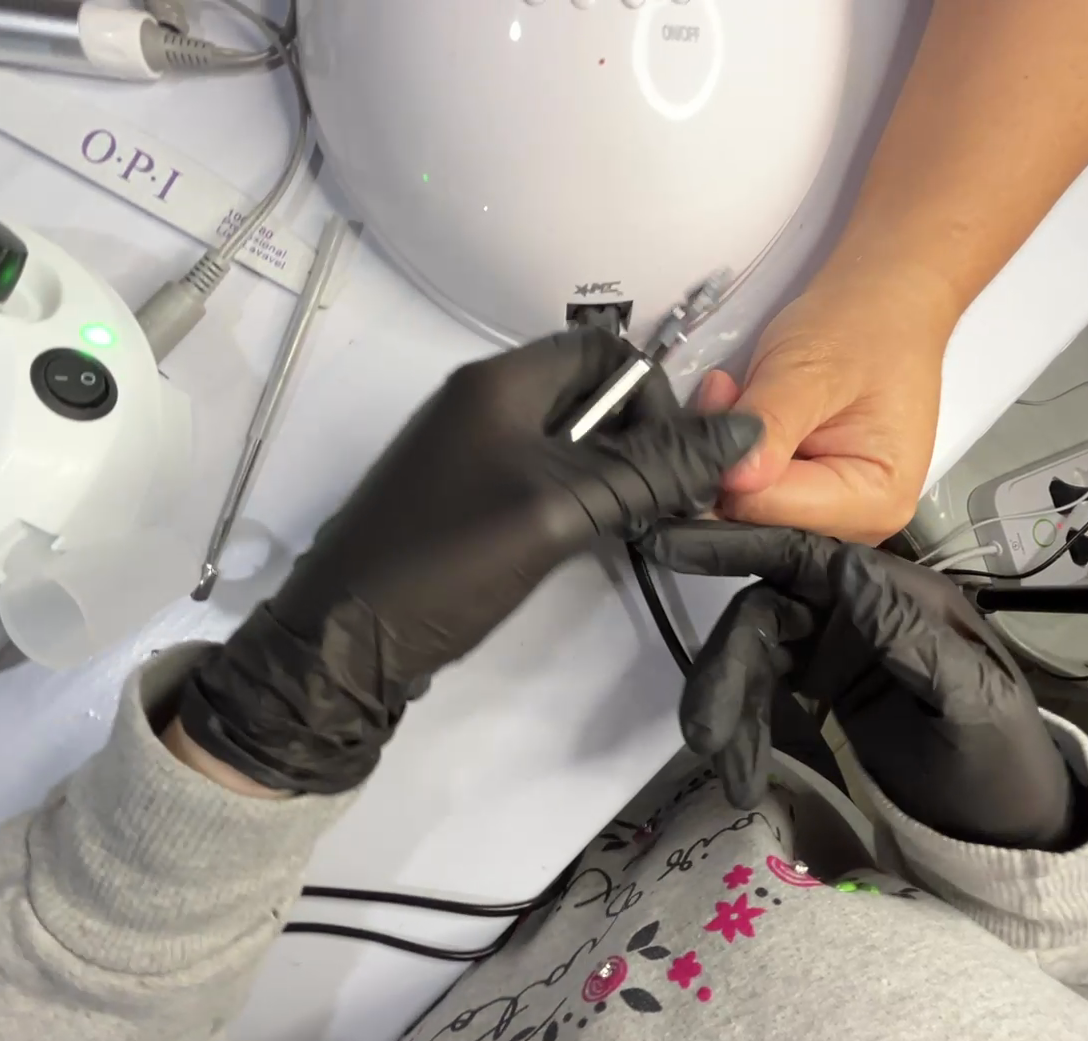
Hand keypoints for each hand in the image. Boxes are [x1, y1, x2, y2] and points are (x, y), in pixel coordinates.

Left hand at [179, 329, 762, 793]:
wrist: (343, 642)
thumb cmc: (449, 560)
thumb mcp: (557, 508)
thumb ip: (649, 468)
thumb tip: (744, 430)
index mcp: (498, 382)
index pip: (602, 350)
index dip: (653, 396)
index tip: (675, 462)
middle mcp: (483, 403)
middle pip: (587, 394)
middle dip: (639, 439)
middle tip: (667, 502)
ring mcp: (470, 452)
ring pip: (567, 440)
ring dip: (612, 473)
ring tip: (639, 523)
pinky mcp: (465, 497)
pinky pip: (539, 476)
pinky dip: (577, 497)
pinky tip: (594, 536)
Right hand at [642, 520, 1080, 849]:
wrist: (999, 829)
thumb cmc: (999, 760)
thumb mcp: (970, 699)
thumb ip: (908, 633)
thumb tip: (843, 566)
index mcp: (894, 593)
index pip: (805, 555)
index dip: (736, 545)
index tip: (670, 546)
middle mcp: (853, 608)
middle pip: (764, 617)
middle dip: (727, 673)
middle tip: (703, 736)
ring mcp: (830, 646)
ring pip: (753, 658)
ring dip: (731, 713)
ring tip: (733, 778)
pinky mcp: (816, 683)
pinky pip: (760, 694)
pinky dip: (745, 730)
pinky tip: (744, 775)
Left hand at [706, 274, 953, 543]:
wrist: (883, 309)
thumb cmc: (865, 329)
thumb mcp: (812, 367)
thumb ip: (771, 425)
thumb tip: (735, 480)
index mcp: (875, 501)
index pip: (765, 511)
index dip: (728, 463)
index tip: (725, 401)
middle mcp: (853, 525)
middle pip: (752, 518)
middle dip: (726, 458)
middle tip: (728, 393)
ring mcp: (826, 518)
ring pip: (742, 505)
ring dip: (726, 452)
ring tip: (742, 396)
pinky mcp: (803, 503)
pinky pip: (746, 494)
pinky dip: (733, 454)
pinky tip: (745, 416)